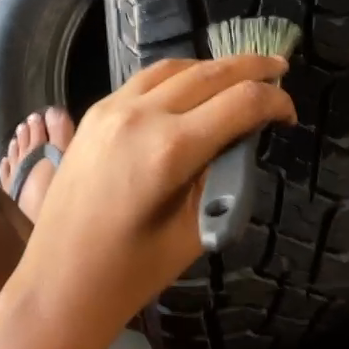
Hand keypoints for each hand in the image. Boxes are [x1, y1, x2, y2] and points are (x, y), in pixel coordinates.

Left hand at [8, 56, 295, 348]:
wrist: (59, 281)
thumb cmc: (131, 272)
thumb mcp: (194, 230)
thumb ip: (222, 177)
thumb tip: (241, 139)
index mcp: (170, 148)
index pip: (240, 102)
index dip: (274, 101)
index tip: (290, 114)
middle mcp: (141, 114)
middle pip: (209, 73)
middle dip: (250, 67)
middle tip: (280, 68)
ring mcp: (112, 108)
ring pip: (174, 67)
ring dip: (212, 66)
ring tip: (241, 73)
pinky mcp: (94, 113)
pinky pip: (144, 80)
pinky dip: (177, 76)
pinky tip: (192, 86)